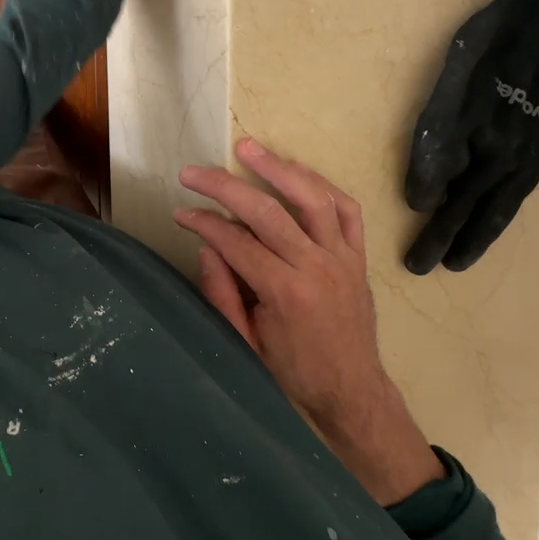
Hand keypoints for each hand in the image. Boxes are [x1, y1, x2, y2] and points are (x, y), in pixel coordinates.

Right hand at [174, 138, 443, 504]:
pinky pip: (346, 210)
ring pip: (312, 198)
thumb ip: (223, 293)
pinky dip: (322, 186)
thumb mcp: (245, 342)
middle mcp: (317, 267)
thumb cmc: (292, 371)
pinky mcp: (358, 256)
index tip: (180, 211)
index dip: (204, 222)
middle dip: (224, 186)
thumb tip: (207, 245)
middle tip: (192, 172)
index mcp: (285, 293)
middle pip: (267, 211)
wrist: (352, 391)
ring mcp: (342, 258)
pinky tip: (297, 172)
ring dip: (278, 168)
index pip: (237, 241)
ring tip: (248, 148)